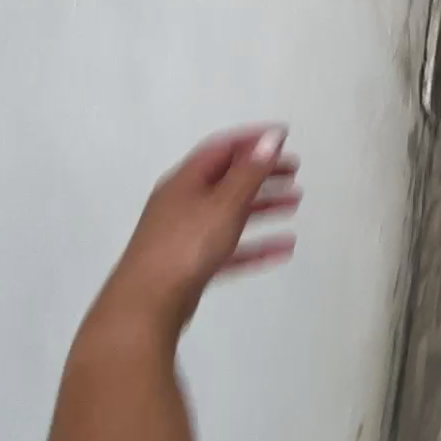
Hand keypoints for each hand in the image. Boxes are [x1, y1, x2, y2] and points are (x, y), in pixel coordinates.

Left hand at [89, 126, 301, 341]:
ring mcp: (185, 234)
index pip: (221, 148)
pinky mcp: (191, 262)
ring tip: (294, 205)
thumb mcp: (225, 203)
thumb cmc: (186, 245)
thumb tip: (271, 138)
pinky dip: (257, 242)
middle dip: (261, 172)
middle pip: (227, 179)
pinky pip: (231, 245)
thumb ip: (251, 171)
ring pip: (231, 212)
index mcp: (186, 183)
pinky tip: (283, 249)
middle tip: (294, 170)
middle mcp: (183, 203)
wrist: (146, 304)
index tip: (284, 136)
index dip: (253, 139)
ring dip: (263, 205)